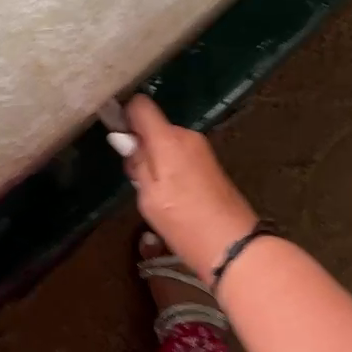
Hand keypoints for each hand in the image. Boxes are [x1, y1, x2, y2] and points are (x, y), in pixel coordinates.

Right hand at [120, 94, 258, 284]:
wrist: (235, 247)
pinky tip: (173, 196)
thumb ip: (136, 163)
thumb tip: (124, 138)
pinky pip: (180, 154)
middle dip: (141, 145)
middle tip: (136, 178)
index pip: (140, 105)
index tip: (116, 135)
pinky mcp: (210, 164)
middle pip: (154, 126)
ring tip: (156, 193)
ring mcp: (202, 149)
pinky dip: (171, 167)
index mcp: (168, 139)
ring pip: (166, 142)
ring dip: (156, 159)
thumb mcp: (149, 197)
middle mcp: (186, 136)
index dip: (124, 114)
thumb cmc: (184, 223)